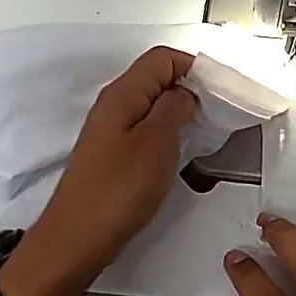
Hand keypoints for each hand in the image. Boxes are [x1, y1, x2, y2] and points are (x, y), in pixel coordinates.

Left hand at [0, 47, 198, 295]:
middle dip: (188, 87)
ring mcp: (111, 129)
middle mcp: (113, 105)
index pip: (162, 58)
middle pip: (156, 77)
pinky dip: (166, 131)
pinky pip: (144, 128)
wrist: (78, 237)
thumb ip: (175, 107)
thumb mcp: (157, 141)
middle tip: (215, 111)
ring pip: (151, 104)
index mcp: (123, 93)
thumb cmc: (118, 190)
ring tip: (202, 131)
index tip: (217, 89)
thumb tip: (184, 93)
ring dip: (178, 111)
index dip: (193, 66)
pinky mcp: (113, 153)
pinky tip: (179, 150)